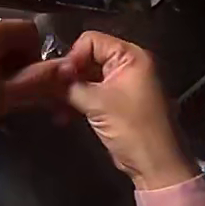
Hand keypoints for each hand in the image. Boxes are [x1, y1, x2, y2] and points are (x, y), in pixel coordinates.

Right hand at [60, 32, 198, 190]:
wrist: (155, 164)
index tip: (61, 77)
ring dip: (68, 91)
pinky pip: (89, 93)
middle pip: (86, 59)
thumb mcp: (97, 104)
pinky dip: (75, 102)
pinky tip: (62, 116)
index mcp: (131, 57)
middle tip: (48, 91)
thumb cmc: (133, 129)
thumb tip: (49, 73)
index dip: (73, 56)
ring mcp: (120, 85)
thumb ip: (71, 85)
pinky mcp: (115, 102)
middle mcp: (126, 65)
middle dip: (67, 75)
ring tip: (53, 107)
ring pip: (85, 78)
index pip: (92, 41)